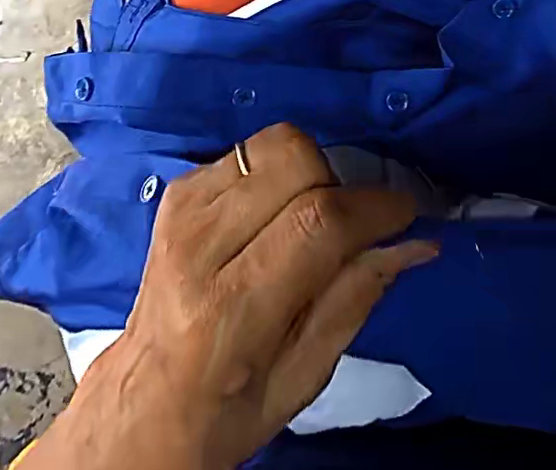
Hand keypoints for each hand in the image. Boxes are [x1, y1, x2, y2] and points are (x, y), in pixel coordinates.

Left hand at [23, 124, 436, 469]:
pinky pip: (251, 149)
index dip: (375, 207)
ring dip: (310, 173)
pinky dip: (279, 170)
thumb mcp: (306, 376)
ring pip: (276, 144)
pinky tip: (272, 212)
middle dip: (340, 183)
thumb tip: (417, 242)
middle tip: (345, 223)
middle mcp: (198, 249)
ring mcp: (182, 213)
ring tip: (307, 217)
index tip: (403, 213)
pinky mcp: (177, 192)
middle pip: (296, 162)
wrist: (138, 411)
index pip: (317, 223)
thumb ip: (360, 296)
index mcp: (230, 312)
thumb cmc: (228, 407)